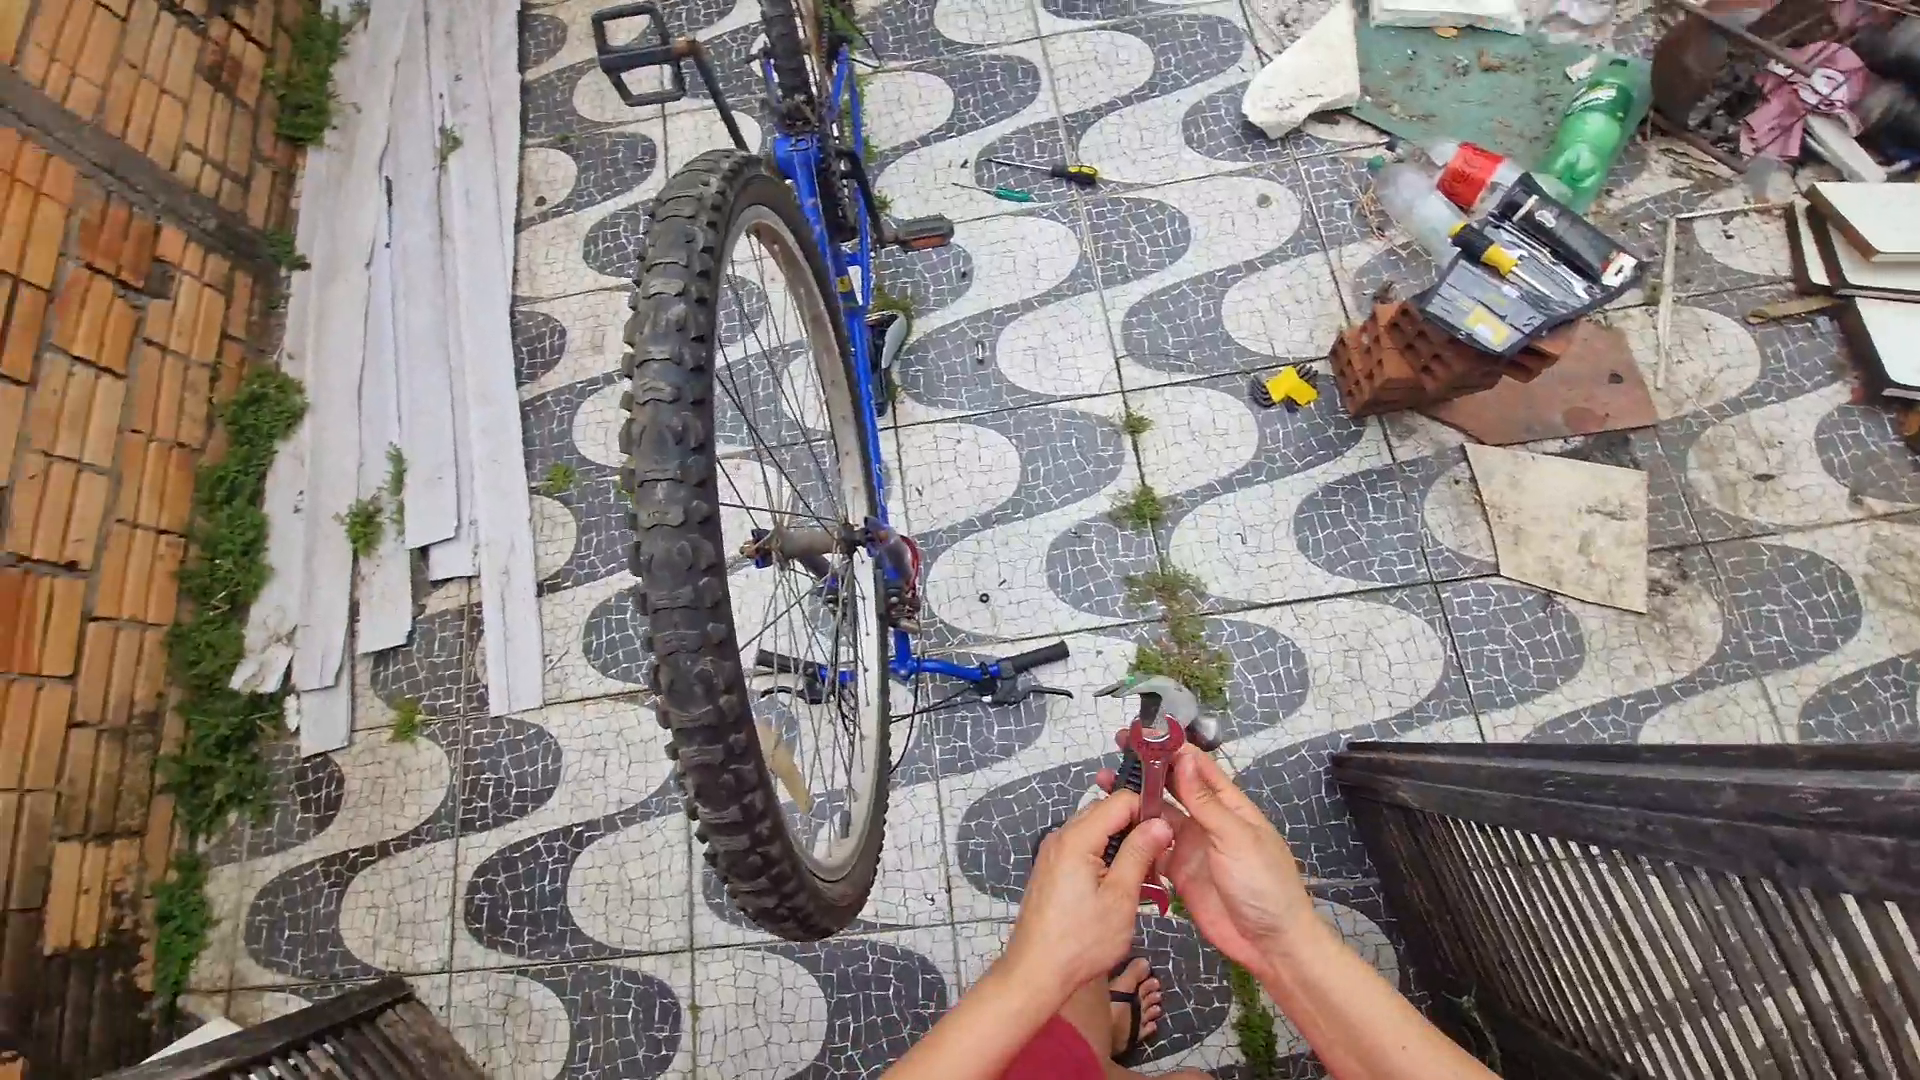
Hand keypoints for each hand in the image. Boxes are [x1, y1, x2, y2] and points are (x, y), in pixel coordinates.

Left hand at [1000, 791, 1172, 1000]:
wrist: (1036, 970)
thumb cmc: (1081, 940)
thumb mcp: (1120, 897)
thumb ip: (1139, 854)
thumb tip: (1160, 822)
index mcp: (1076, 837)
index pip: (1119, 800)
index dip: (1147, 810)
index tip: (1169, 833)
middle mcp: (1060, 836)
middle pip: (1105, 812)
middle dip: (1135, 828)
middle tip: (1159, 859)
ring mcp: (1053, 852)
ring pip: (1095, 831)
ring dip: (1121, 845)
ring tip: (1143, 877)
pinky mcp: (1051, 868)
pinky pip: (1082, 847)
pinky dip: (1104, 856)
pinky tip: (1118, 884)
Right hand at [1098, 737, 1317, 982]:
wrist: (1272, 946)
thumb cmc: (1264, 884)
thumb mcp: (1235, 837)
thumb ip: (1205, 800)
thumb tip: (1183, 757)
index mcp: (1227, 804)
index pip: (1195, 766)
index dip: (1168, 747)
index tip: (1139, 734)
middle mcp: (1206, 818)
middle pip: (1171, 786)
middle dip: (1145, 769)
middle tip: (1115, 753)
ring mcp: (1190, 844)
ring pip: (1157, 815)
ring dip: (1134, 801)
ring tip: (1104, 788)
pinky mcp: (1178, 871)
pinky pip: (1151, 848)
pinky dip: (1133, 837)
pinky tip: (1112, 828)